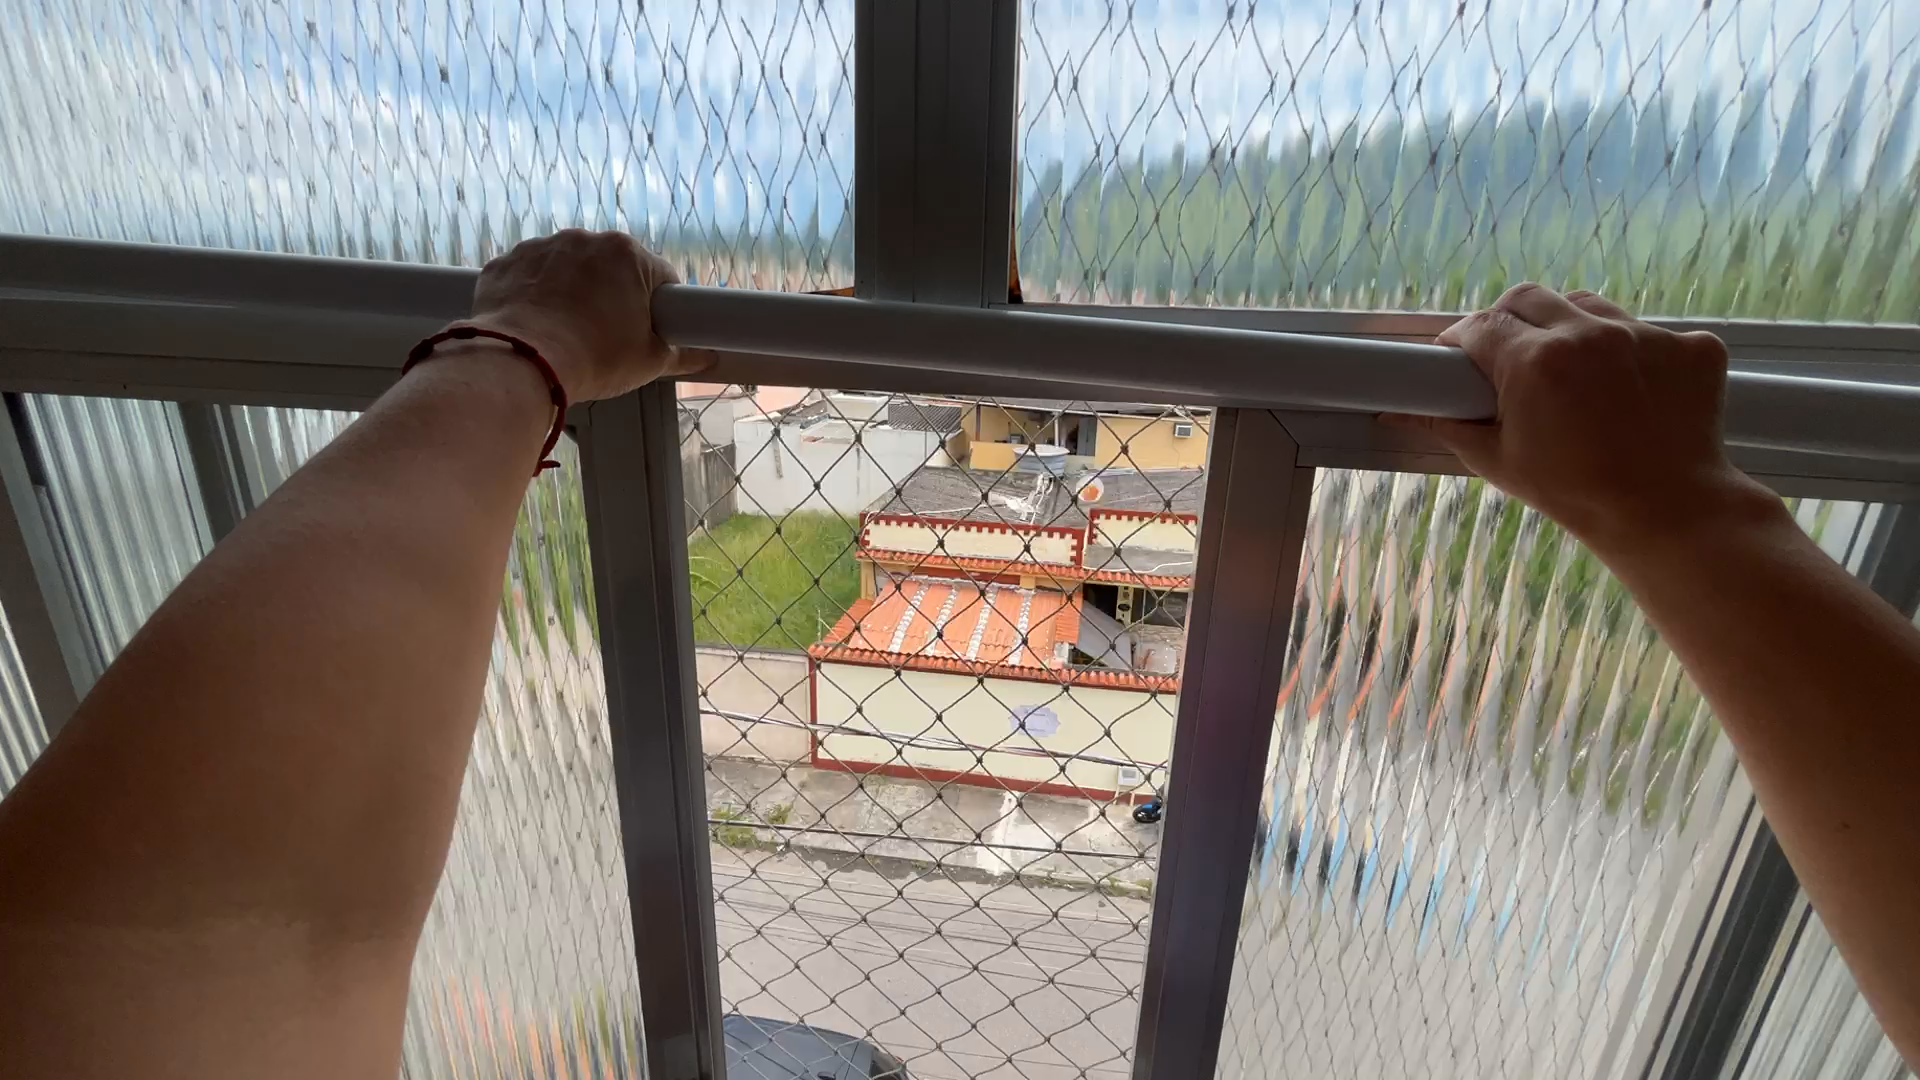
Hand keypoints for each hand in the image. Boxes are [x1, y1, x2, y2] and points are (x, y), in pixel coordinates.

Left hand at [460, 229, 711, 401]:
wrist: (520, 362)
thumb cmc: (595, 357)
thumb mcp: (651, 362)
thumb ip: (684, 355)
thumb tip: (707, 357)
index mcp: (627, 255)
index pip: (662, 278)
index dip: (662, 308)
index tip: (654, 331)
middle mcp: (585, 240)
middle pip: (615, 270)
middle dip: (618, 298)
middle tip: (615, 338)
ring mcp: (540, 247)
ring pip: (572, 271)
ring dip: (578, 294)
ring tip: (574, 335)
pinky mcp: (506, 263)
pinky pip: (533, 278)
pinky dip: (540, 297)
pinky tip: (543, 328)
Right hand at [1389, 283, 1774, 549]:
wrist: (1663, 508)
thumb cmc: (1568, 488)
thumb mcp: (1492, 457)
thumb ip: (1444, 424)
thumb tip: (1395, 415)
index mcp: (1533, 362)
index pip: (1479, 325)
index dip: (1458, 339)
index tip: (1452, 354)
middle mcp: (1588, 336)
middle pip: (1527, 297)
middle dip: (1503, 320)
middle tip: (1499, 354)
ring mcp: (1645, 337)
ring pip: (1584, 305)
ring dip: (1561, 325)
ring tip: (1559, 366)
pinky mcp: (1690, 347)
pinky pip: (1642, 329)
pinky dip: (1621, 349)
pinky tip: (1615, 386)